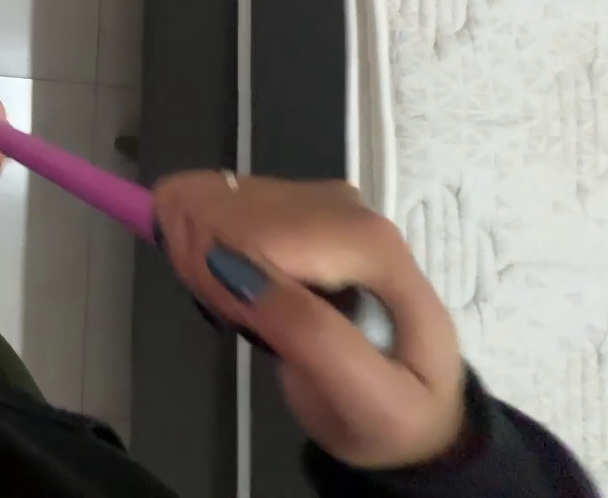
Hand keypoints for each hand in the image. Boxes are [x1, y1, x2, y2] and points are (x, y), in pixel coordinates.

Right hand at [152, 172, 464, 468]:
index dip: (216, 272)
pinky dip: (195, 239)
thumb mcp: (373, 403)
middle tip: (233, 314)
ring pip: (201, 195)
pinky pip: (201, 197)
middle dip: (202, 263)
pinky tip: (228, 276)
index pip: (248, 227)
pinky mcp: (281, 200)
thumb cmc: (393, 411)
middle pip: (217, 202)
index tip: (231, 319)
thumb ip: (312, 337)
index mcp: (365, 242)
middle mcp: (334, 205)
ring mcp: (306, 198)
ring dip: (195, 252)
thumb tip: (234, 271)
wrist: (412, 409)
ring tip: (235, 300)